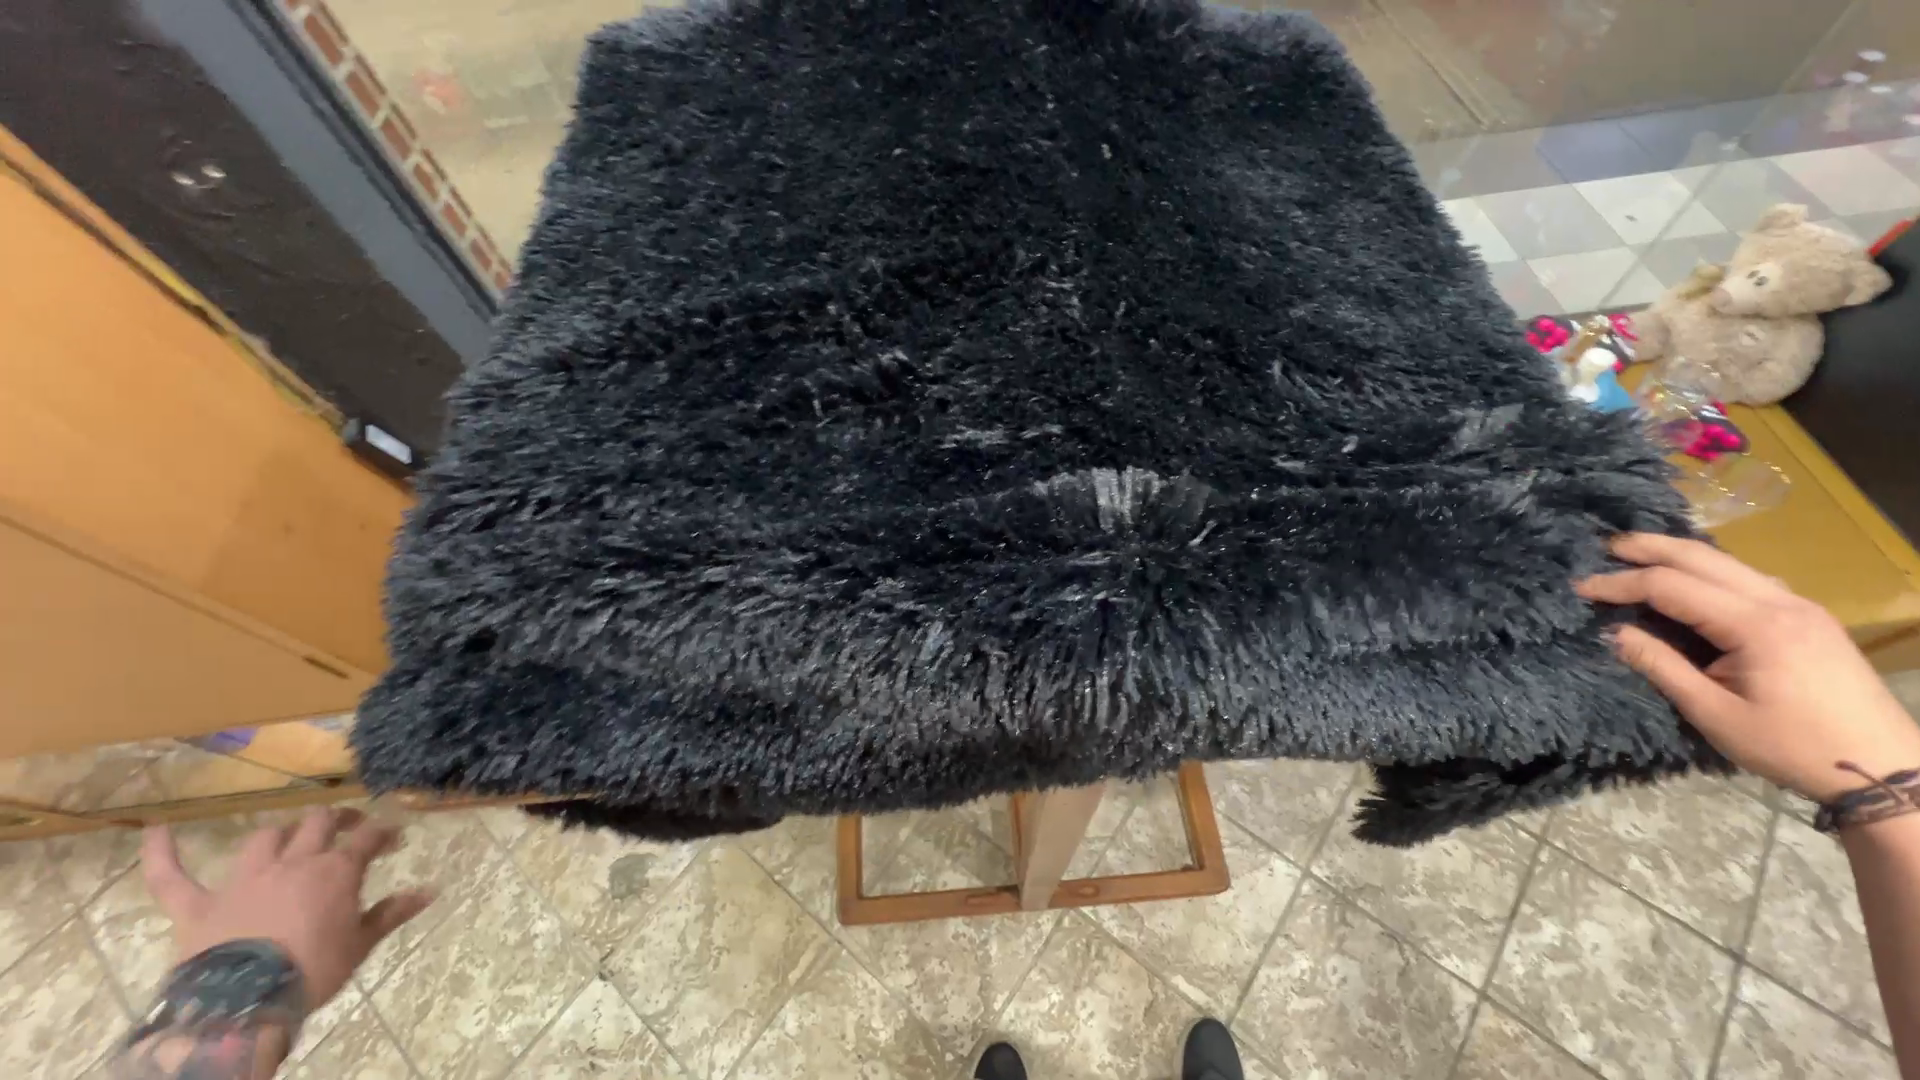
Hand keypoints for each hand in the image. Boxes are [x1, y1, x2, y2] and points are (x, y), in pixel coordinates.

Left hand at [140, 807, 434, 1008]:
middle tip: (350, 825)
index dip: (384, 832)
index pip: (368, 837)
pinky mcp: (199, 905)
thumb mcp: (361, 943)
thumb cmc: (312, 971)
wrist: (242, 1005)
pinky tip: (156, 830)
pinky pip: (173, 877)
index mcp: (336, 871)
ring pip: (265, 838)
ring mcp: (244, 880)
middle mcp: (293, 863)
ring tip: (291, 834)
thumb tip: (431, 890)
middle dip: (338, 819)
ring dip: (282, 832)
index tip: (395, 835)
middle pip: (319, 824)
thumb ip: (392, 912)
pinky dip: (162, 854)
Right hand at [1577, 533, 1919, 802]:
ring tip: (1636, 555)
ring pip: (1728, 563)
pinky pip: (1746, 578)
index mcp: (1757, 626)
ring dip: (1678, 554)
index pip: (1671, 586)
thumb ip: (1661, 666)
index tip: (1580, 589)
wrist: (1885, 768)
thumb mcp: (1713, 713)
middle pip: (1703, 558)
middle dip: (1648, 548)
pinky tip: (1688, 578)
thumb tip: (1614, 632)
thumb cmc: (1791, 746)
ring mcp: (1801, 607)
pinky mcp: (1808, 618)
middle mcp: (1781, 603)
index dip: (1620, 584)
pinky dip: (1707, 570)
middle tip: (1603, 547)